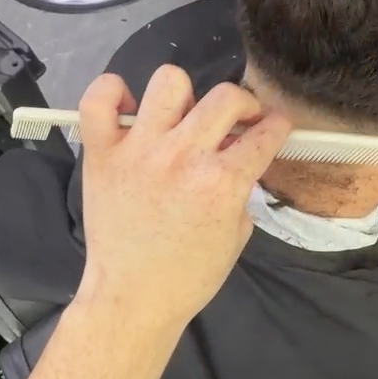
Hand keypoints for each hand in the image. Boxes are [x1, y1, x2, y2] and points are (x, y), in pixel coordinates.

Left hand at [74, 67, 290, 334]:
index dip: (277, 125)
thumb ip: (240, 191)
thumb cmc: (190, 276)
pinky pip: (100, 99)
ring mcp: (140, 150)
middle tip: (239, 121)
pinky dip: (113, 93)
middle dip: (245, 105)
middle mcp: (183, 156)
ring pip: (170, 82)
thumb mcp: (236, 235)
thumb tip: (236, 162)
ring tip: (184, 119)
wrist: (134, 297)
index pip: (263, 135)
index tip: (276, 124)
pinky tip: (129, 109)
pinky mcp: (102, 153)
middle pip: (225, 98)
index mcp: (222, 182)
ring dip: (186, 97)